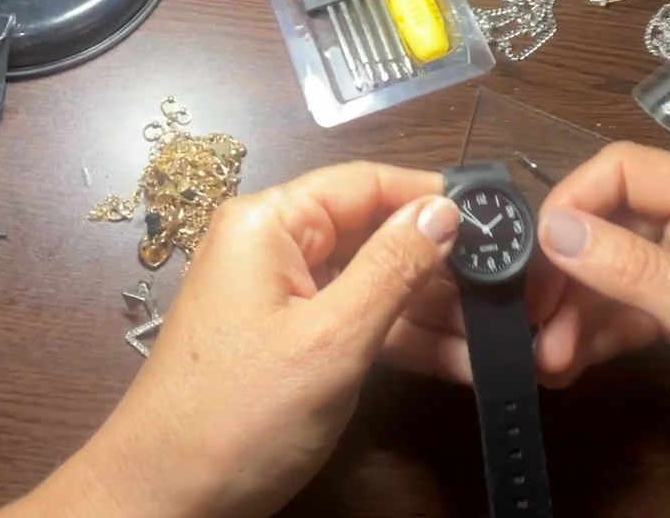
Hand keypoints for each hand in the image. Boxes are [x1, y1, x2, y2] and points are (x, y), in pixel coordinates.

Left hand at [0, 163, 460, 517]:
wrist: (163, 502)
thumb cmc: (238, 415)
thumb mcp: (331, 340)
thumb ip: (392, 270)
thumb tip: (445, 211)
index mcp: (270, 220)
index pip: (362, 183)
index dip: (426, 194)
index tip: (491, 212)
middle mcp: (274, 242)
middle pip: (370, 231)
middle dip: (436, 261)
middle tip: (505, 283)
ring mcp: (282, 290)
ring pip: (369, 279)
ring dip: (428, 308)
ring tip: (498, 331)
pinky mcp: (290, 332)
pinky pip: (354, 317)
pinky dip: (400, 337)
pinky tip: (459, 359)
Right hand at [534, 143, 669, 517]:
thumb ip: (639, 275)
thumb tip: (553, 229)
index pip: (629, 169)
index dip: (574, 199)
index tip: (535, 251)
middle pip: (613, 220)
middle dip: (569, 268)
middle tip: (533, 316)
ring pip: (614, 266)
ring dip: (577, 308)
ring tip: (547, 357)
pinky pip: (630, 303)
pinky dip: (598, 329)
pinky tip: (570, 360)